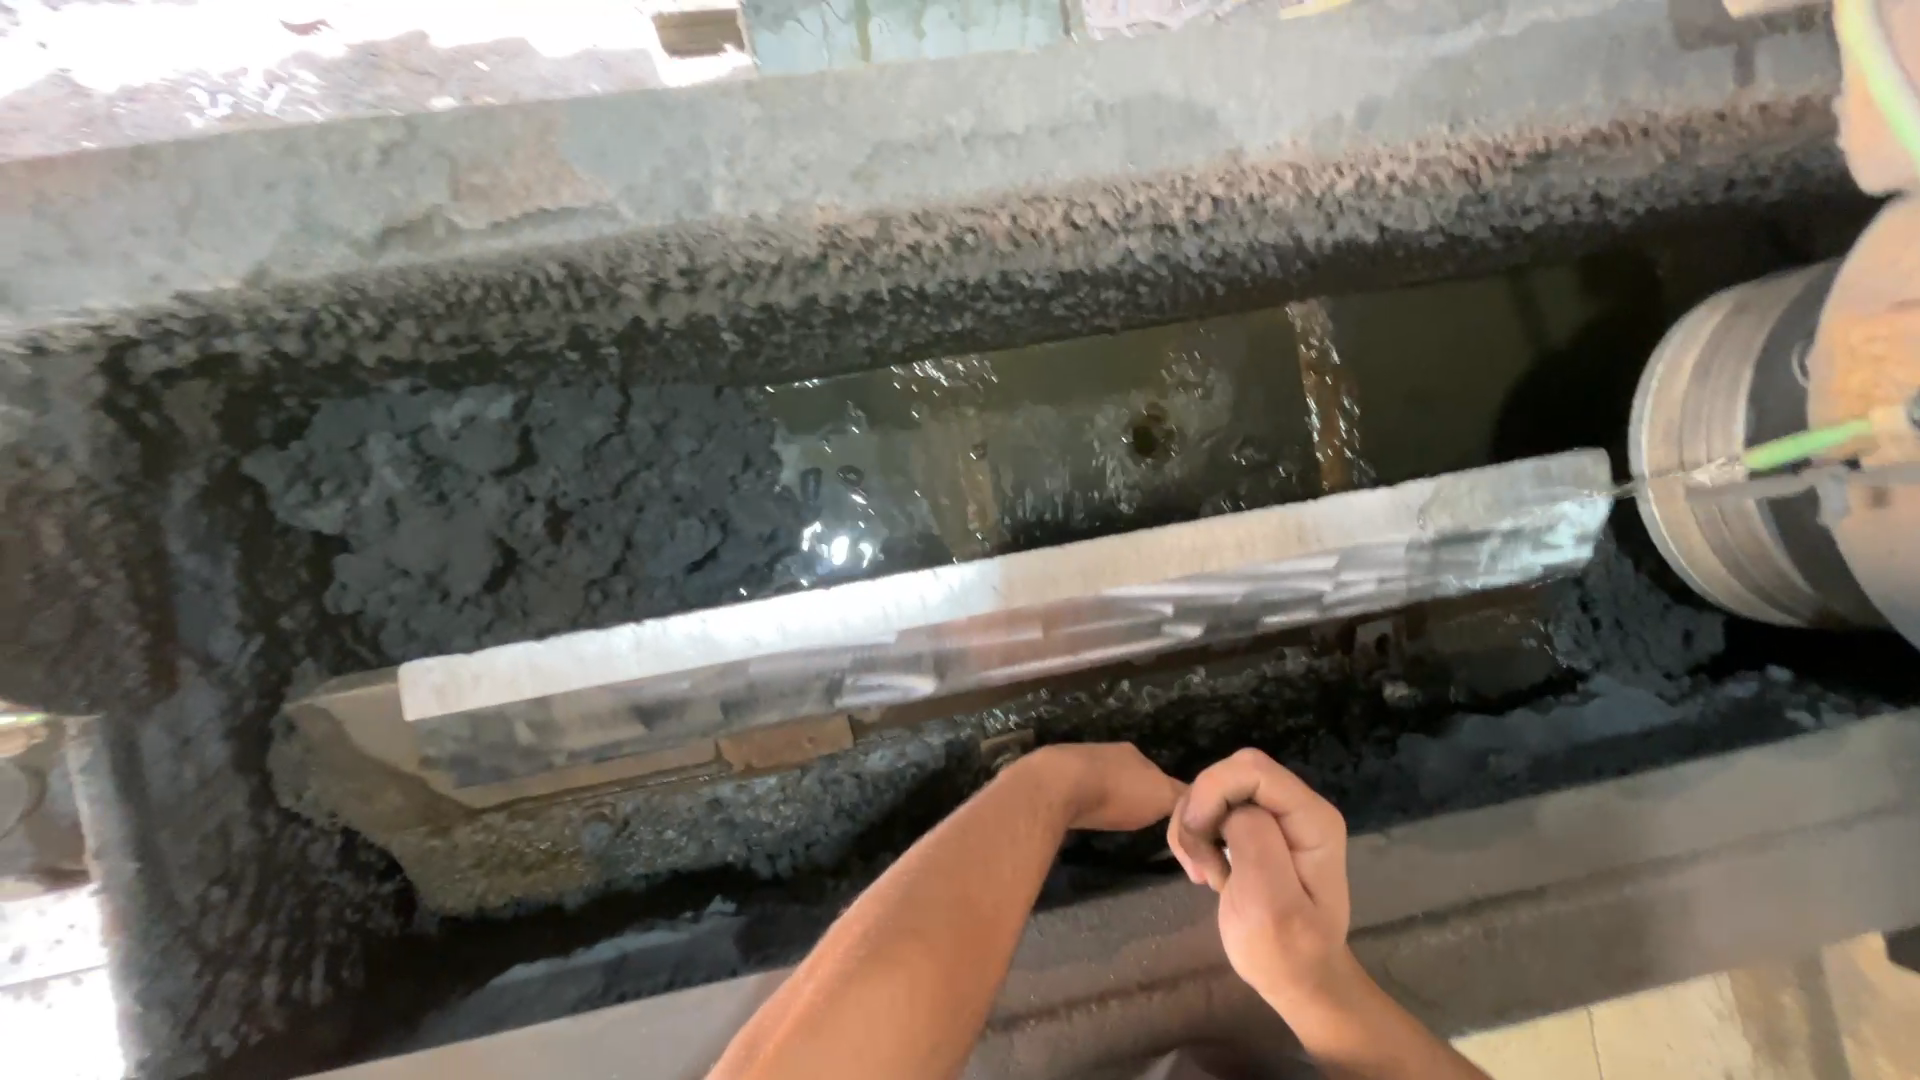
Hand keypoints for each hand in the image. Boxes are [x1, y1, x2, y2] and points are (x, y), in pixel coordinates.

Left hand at [1011, 742, 1185, 832]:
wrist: (1059, 784)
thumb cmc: (1115, 792)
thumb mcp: (1160, 797)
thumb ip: (1180, 798)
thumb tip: (1196, 799)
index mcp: (1134, 754)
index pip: (1158, 773)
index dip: (1164, 794)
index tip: (1167, 814)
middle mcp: (1109, 752)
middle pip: (1130, 774)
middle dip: (1134, 793)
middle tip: (1139, 819)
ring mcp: (1080, 760)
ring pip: (1103, 779)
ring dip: (1107, 795)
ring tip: (1111, 817)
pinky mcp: (1057, 775)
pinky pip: (1079, 788)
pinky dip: (1085, 799)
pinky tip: (1084, 811)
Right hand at [1168, 750, 1351, 1010]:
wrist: (1292, 979)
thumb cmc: (1287, 952)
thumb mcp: (1274, 908)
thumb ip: (1257, 845)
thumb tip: (1233, 810)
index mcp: (1312, 818)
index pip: (1252, 770)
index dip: (1214, 792)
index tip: (1199, 838)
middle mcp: (1293, 806)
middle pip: (1226, 775)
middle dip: (1199, 813)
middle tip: (1202, 864)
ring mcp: (1270, 814)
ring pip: (1208, 789)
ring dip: (1192, 830)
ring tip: (1205, 874)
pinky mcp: (1247, 825)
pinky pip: (1203, 807)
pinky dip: (1190, 836)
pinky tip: (1203, 870)